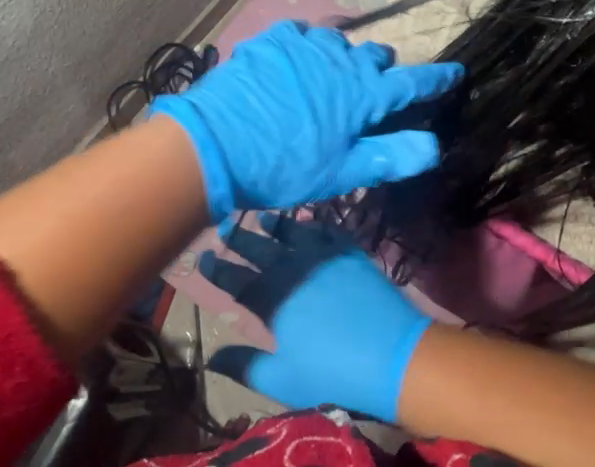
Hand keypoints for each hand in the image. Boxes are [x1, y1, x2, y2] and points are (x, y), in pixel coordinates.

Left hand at [150, 21, 461, 219]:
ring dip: (344, 57)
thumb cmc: (283, 167)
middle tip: (373, 88)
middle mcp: (342, 60)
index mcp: (364, 94)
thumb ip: (390, 157)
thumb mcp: (341, 173)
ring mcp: (306, 45)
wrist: (214, 144)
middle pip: (376, 56)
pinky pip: (301, 34)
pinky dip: (307, 46)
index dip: (437, 78)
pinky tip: (297, 60)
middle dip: (382, 69)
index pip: (413, 82)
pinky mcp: (273, 39)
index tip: (455, 71)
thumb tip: (434, 146)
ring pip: (339, 42)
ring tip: (332, 75)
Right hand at [201, 213, 431, 421]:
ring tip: (264, 216)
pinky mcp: (351, 253)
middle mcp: (296, 270)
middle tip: (224, 225)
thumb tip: (211, 356)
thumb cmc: (331, 371)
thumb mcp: (281, 378)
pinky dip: (315, 222)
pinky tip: (310, 219)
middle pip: (262, 250)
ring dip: (277, 224)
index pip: (237, 281)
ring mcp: (325, 257)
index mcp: (274, 300)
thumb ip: (244, 365)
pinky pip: (328, 230)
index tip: (203, 256)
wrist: (391, 352)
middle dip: (241, 239)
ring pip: (294, 232)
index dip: (218, 270)